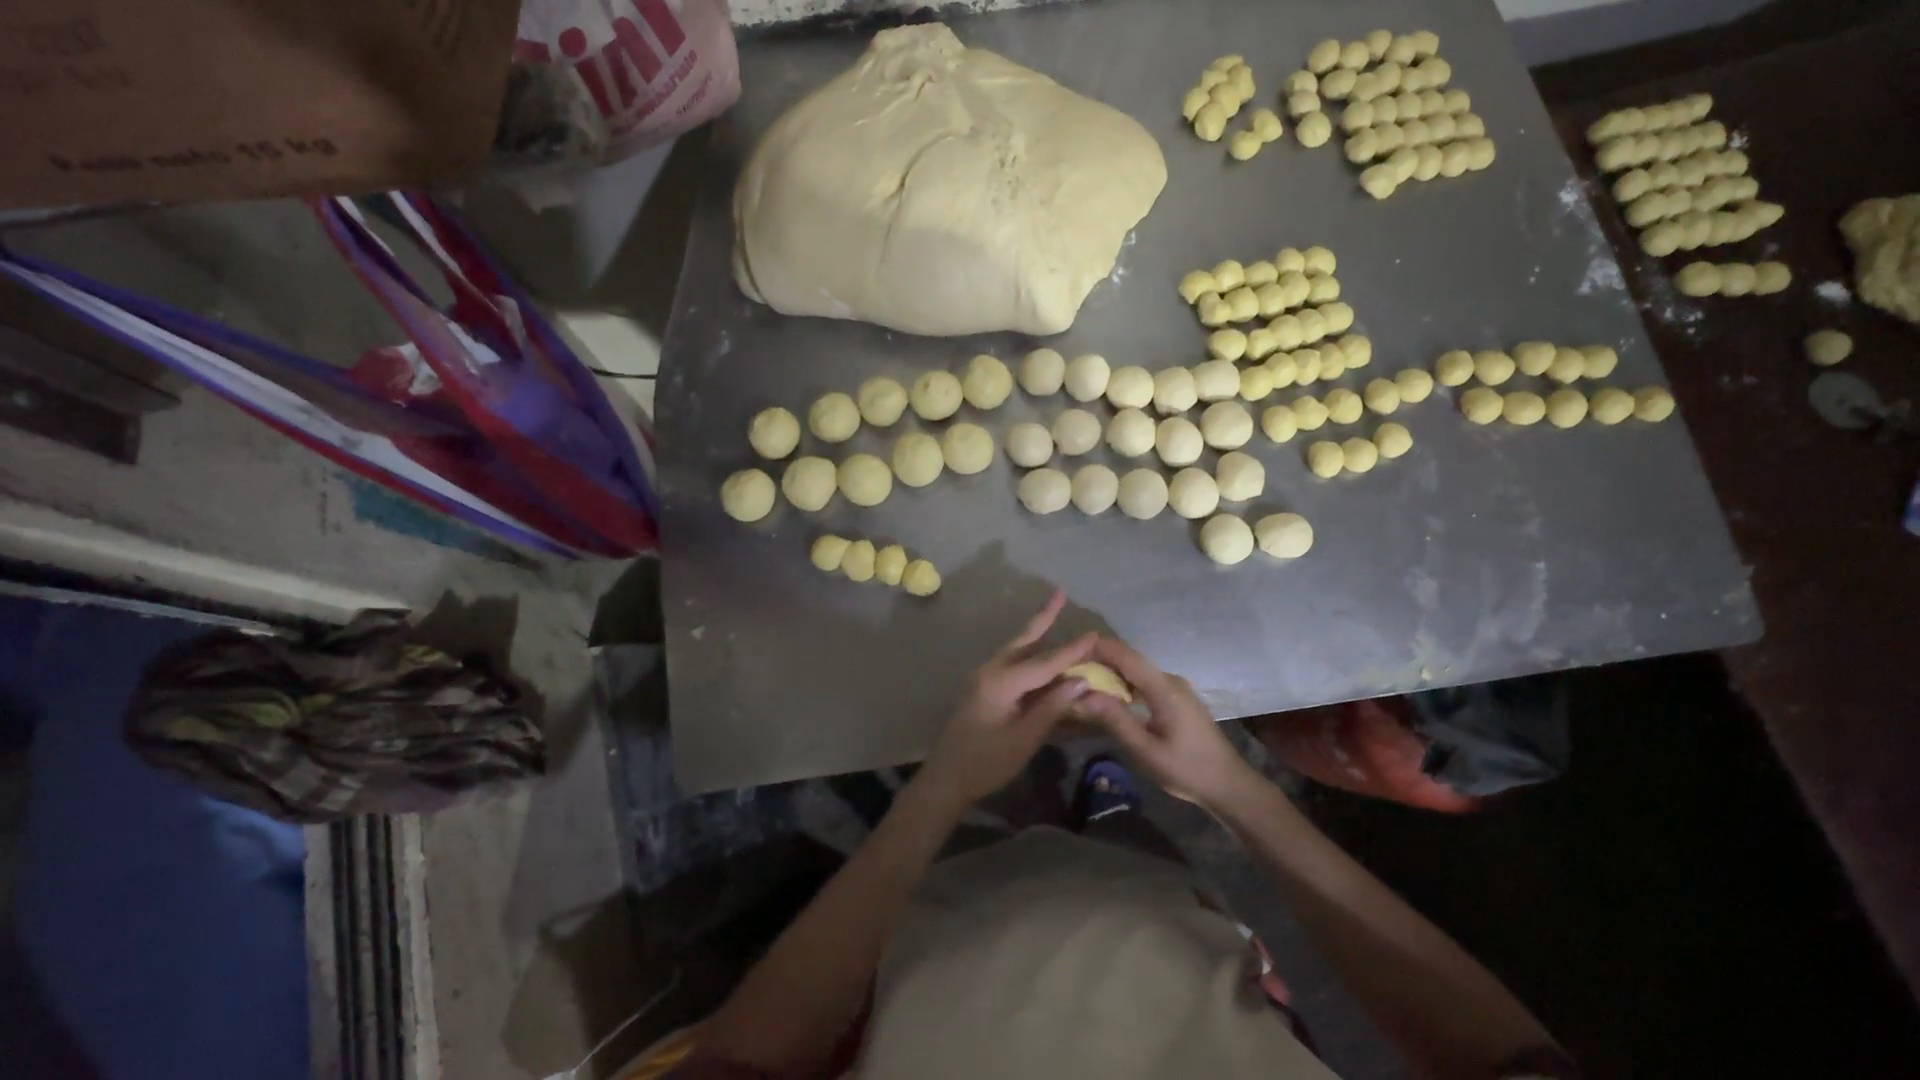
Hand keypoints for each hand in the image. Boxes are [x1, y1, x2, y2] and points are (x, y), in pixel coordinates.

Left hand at [918, 590, 1096, 807]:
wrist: (947, 779)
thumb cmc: (986, 762)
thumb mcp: (1024, 738)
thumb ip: (1052, 707)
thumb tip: (1081, 681)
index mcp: (1000, 681)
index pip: (1044, 662)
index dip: (1072, 650)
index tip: (1096, 634)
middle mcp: (991, 672)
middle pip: (1024, 642)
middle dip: (1043, 618)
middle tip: (1060, 593)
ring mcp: (985, 680)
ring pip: (1016, 651)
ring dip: (1036, 634)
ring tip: (1054, 613)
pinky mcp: (984, 692)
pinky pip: (1012, 666)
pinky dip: (1029, 655)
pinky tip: (1042, 653)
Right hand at [1079, 637, 1259, 810]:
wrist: (1227, 784)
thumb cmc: (1187, 769)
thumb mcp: (1146, 750)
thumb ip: (1116, 719)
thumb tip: (1084, 693)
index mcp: (1164, 689)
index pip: (1127, 657)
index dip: (1099, 648)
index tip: (1071, 648)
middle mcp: (1170, 681)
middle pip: (1131, 661)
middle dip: (1100, 661)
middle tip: (1069, 669)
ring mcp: (1176, 689)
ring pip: (1137, 672)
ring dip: (1111, 673)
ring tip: (1082, 680)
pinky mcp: (1177, 700)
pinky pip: (1145, 683)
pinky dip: (1124, 685)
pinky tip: (1108, 696)